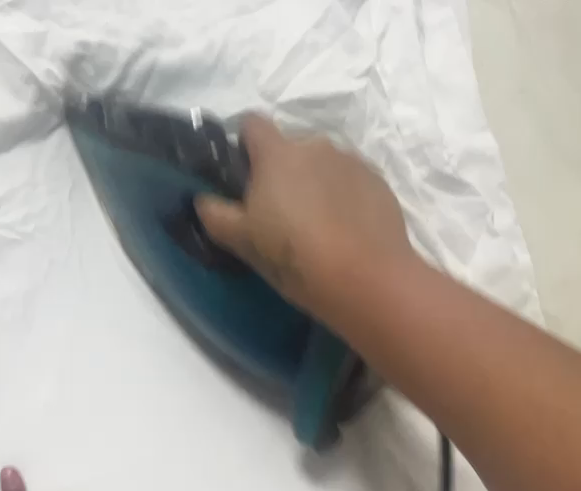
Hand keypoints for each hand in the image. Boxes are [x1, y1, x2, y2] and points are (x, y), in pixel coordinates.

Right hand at [195, 115, 413, 312]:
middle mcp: (315, 144)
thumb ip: (216, 215)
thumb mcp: (243, 242)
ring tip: (318, 227)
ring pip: (324, 164)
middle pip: (290, 147)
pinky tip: (345, 232)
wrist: (365, 278)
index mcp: (277, 153)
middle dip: (282, 171)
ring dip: (316, 184)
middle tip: (281, 215)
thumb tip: (202, 199)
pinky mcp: (379, 182)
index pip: (251, 124)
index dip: (243, 145)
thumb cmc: (294, 256)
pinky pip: (352, 182)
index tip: (244, 175)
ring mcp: (351, 161)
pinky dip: (345, 198)